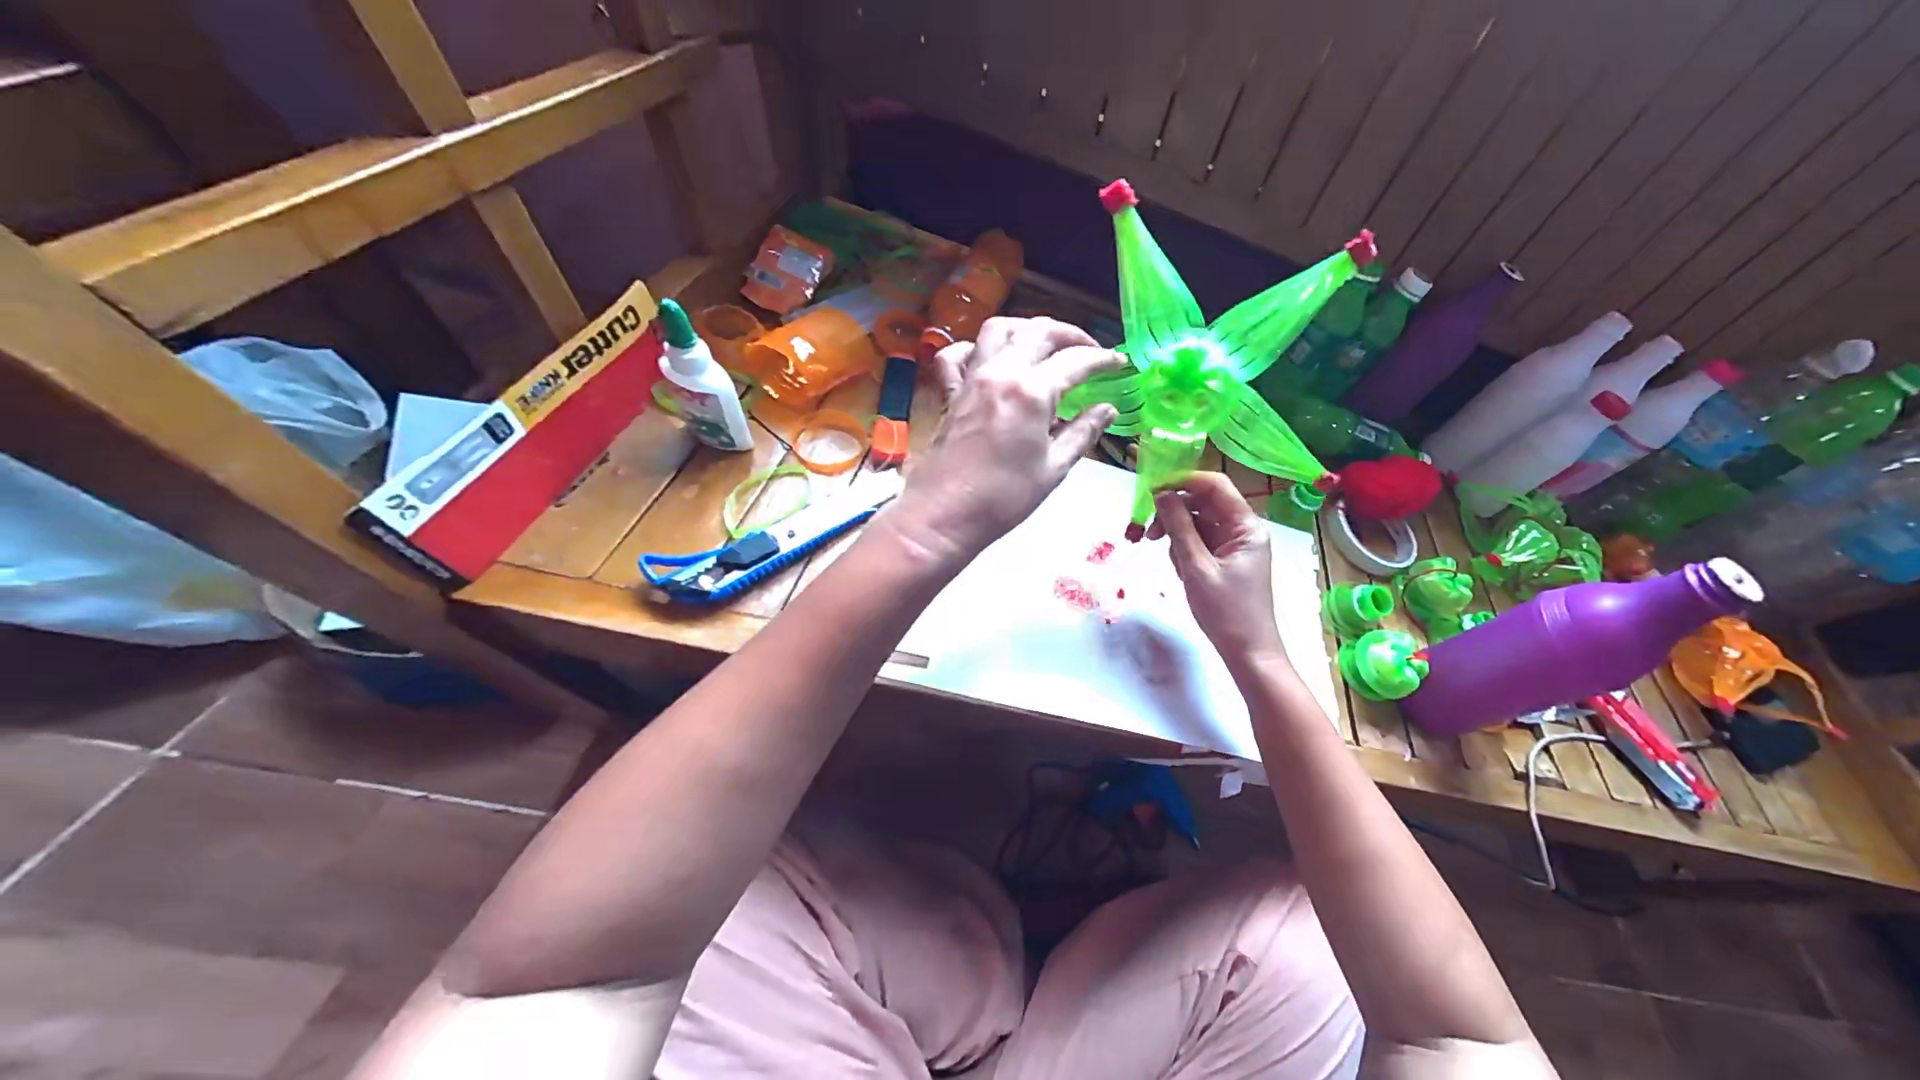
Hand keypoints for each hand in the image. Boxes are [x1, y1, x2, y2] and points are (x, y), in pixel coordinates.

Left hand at [883, 317, 1123, 562]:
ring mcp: (970, 380)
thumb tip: (1107, 410)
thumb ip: (1082, 432)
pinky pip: (956, 355)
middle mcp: (1000, 374)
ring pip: (998, 330)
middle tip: (1088, 351)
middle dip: (1070, 334)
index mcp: (1031, 392)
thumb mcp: (1053, 469)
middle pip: (1039, 331)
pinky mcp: (950, 394)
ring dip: (1026, 329)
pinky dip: (974, 349)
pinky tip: (988, 360)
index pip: (1075, 360)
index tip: (1118, 364)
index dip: (1103, 359)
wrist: (945, 515)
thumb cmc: (1003, 499)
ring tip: (1044, 346)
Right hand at [1149, 473, 1289, 667]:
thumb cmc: (1226, 612)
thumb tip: (1161, 494)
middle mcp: (1243, 530)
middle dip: (1173, 511)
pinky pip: (1198, 542)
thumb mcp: (1196, 567)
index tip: (1151, 490)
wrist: (1248, 653)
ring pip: (1197, 523)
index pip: (1214, 485)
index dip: (1183, 481)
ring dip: (1175, 532)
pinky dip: (1183, 549)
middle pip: (1202, 503)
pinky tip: (1179, 569)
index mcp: (1246, 526)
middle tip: (1146, 531)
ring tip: (1162, 554)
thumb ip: (1178, 527)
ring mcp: (1234, 546)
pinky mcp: (1224, 561)